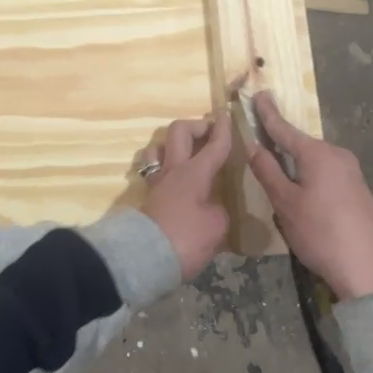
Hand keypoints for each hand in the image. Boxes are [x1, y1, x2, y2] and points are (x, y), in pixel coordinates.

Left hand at [138, 111, 232, 277]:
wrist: (145, 257)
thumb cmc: (186, 239)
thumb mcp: (216, 228)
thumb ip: (218, 210)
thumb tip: (212, 206)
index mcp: (194, 172)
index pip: (213, 145)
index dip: (223, 129)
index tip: (227, 115)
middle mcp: (173, 169)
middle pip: (179, 131)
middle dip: (196, 125)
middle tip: (209, 130)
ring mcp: (157, 181)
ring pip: (160, 146)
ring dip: (175, 143)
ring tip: (188, 151)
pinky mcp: (148, 196)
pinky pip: (154, 168)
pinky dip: (165, 165)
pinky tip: (174, 176)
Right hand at [246, 91, 372, 299]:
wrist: (370, 273)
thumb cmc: (321, 233)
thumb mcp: (285, 203)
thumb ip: (267, 171)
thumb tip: (254, 145)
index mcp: (317, 153)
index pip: (284, 128)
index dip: (268, 113)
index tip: (259, 93)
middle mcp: (337, 156)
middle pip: (300, 147)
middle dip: (281, 153)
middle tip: (263, 165)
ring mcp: (352, 174)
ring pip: (313, 166)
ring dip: (296, 176)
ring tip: (284, 204)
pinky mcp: (360, 193)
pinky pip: (327, 179)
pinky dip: (311, 186)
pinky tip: (307, 213)